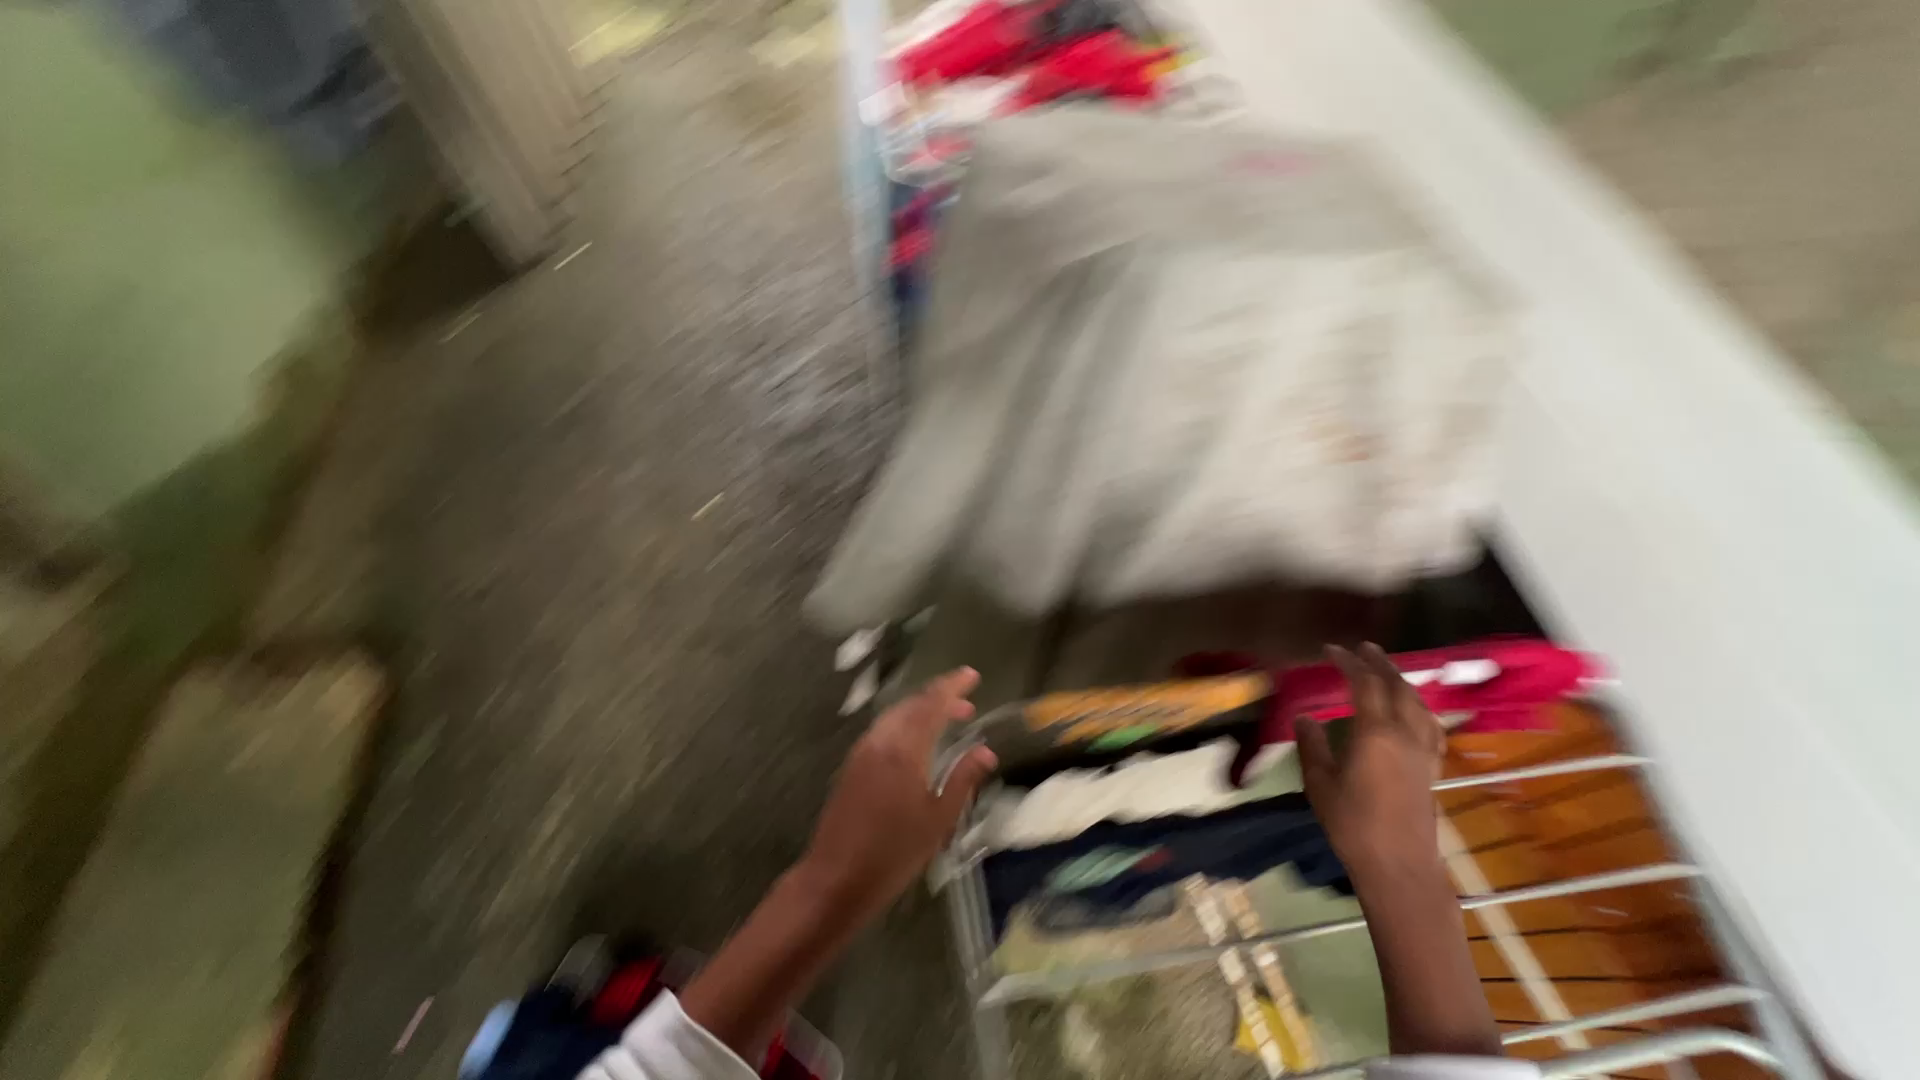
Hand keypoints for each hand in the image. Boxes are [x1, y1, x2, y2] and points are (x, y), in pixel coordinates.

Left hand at [798, 668, 997, 919]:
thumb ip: (963, 779)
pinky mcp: (851, 768)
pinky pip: (882, 732)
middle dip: (939, 699)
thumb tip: (986, 751)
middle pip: (911, 705)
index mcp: (903, 749)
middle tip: (967, 706)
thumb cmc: (894, 852)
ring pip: (894, 717)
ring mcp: (861, 753)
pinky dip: (904, 727)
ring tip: (946, 724)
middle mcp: (879, 741)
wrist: (835, 879)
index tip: (972, 675)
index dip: (953, 686)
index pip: (932, 704)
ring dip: (920, 712)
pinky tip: (917, 747)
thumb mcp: (939, 820)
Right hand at [1296, 643, 1445, 878]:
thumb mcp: (1319, 783)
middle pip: (1397, 687)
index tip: (1331, 650)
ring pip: (1418, 703)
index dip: (1348, 662)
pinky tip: (1415, 713)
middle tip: (1363, 649)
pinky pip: (1431, 725)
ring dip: (1402, 682)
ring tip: (1388, 673)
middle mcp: (1405, 733)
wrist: (1398, 864)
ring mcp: (1424, 751)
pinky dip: (1420, 708)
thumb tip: (1306, 717)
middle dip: (1380, 664)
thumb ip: (1313, 745)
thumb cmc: (1352, 823)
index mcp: (1375, 732)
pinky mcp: (1432, 768)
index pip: (1364, 683)